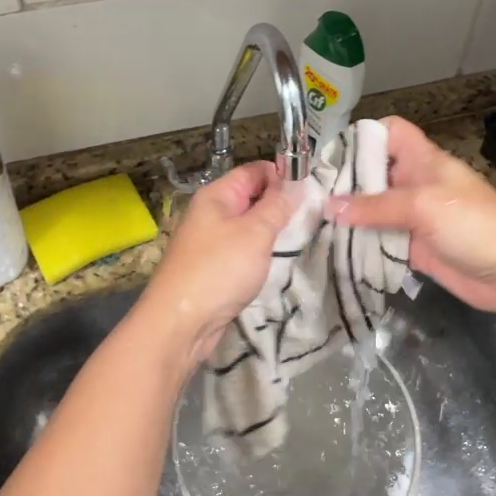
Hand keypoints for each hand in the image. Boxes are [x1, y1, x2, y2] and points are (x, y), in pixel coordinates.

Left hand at [135, 161, 298, 365]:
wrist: (180, 324)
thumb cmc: (218, 270)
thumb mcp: (255, 233)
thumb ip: (277, 205)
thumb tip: (295, 181)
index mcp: (216, 196)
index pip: (254, 171)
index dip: (282, 175)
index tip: (313, 190)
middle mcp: (212, 214)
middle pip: (252, 197)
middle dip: (281, 205)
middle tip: (315, 217)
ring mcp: (212, 242)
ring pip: (250, 226)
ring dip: (273, 232)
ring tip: (304, 238)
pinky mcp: (215, 268)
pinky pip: (244, 251)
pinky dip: (262, 254)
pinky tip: (281, 263)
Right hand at [327, 117, 495, 314]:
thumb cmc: (476, 225)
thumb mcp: (423, 206)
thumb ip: (375, 207)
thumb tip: (329, 205)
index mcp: (423, 161)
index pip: (390, 132)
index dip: (363, 136)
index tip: (332, 157)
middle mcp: (416, 184)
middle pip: (374, 174)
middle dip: (344, 183)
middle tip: (308, 197)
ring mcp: (415, 219)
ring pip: (374, 211)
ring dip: (349, 219)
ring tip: (312, 226)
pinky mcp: (416, 250)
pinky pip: (382, 243)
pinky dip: (362, 246)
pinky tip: (335, 251)